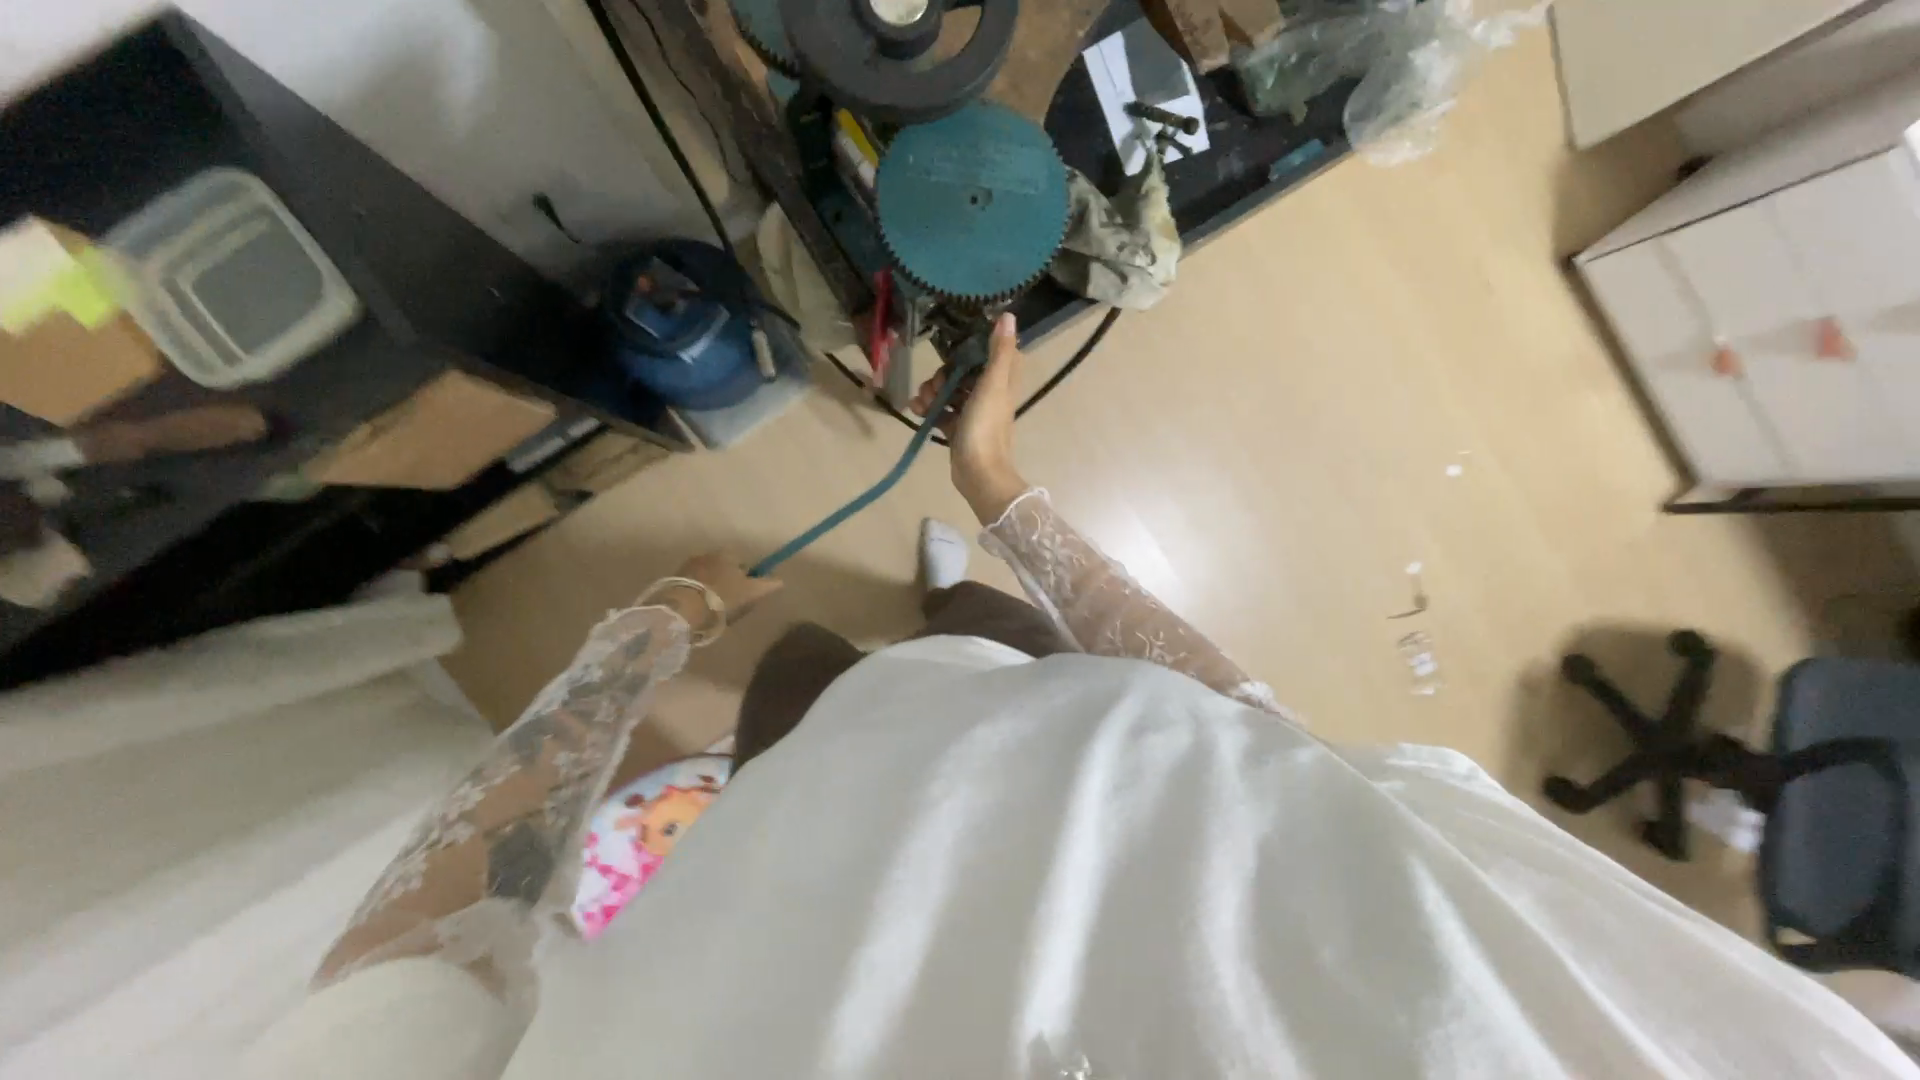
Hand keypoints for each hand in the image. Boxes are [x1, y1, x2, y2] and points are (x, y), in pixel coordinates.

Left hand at [651, 552, 781, 630]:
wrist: (685, 608)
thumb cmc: (724, 597)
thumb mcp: (753, 593)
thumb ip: (768, 585)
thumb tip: (780, 581)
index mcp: (728, 554)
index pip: (742, 562)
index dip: (747, 578)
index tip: (746, 594)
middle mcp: (707, 554)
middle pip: (723, 568)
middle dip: (727, 581)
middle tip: (731, 602)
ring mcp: (688, 565)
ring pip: (707, 576)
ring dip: (711, 587)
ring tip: (713, 607)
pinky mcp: (673, 579)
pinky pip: (692, 585)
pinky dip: (697, 593)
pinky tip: (699, 608)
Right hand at [912, 313, 1030, 523]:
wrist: (977, 473)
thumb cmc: (986, 427)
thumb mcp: (993, 384)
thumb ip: (1000, 351)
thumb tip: (1008, 316)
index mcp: (1003, 381)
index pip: (992, 353)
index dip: (974, 347)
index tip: (957, 347)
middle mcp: (990, 394)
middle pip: (964, 371)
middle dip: (944, 373)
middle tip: (936, 384)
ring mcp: (973, 412)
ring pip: (950, 391)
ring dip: (932, 391)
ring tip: (923, 402)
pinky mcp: (958, 428)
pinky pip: (941, 411)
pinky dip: (928, 408)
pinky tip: (916, 410)